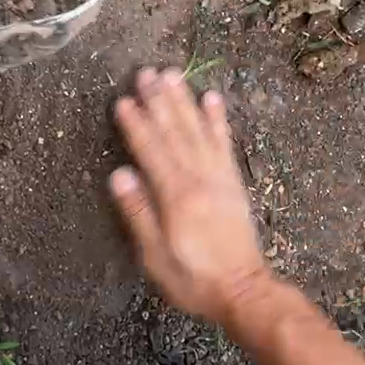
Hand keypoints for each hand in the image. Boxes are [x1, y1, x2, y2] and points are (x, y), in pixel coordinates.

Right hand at [110, 68, 277, 328]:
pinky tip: (212, 98)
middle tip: (146, 72)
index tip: (123, 100)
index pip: (151, 151)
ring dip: (184, 101)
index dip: (136, 125)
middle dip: (159, 101)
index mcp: (176, 197)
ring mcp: (219, 178)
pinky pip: (225, 144)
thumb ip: (139, 214)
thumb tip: (120, 175)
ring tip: (171, 75)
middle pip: (175, 132)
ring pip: (198, 131)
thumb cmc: (194, 279)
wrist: (245, 292)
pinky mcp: (234, 182)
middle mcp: (199, 180)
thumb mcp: (156, 257)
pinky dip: (218, 120)